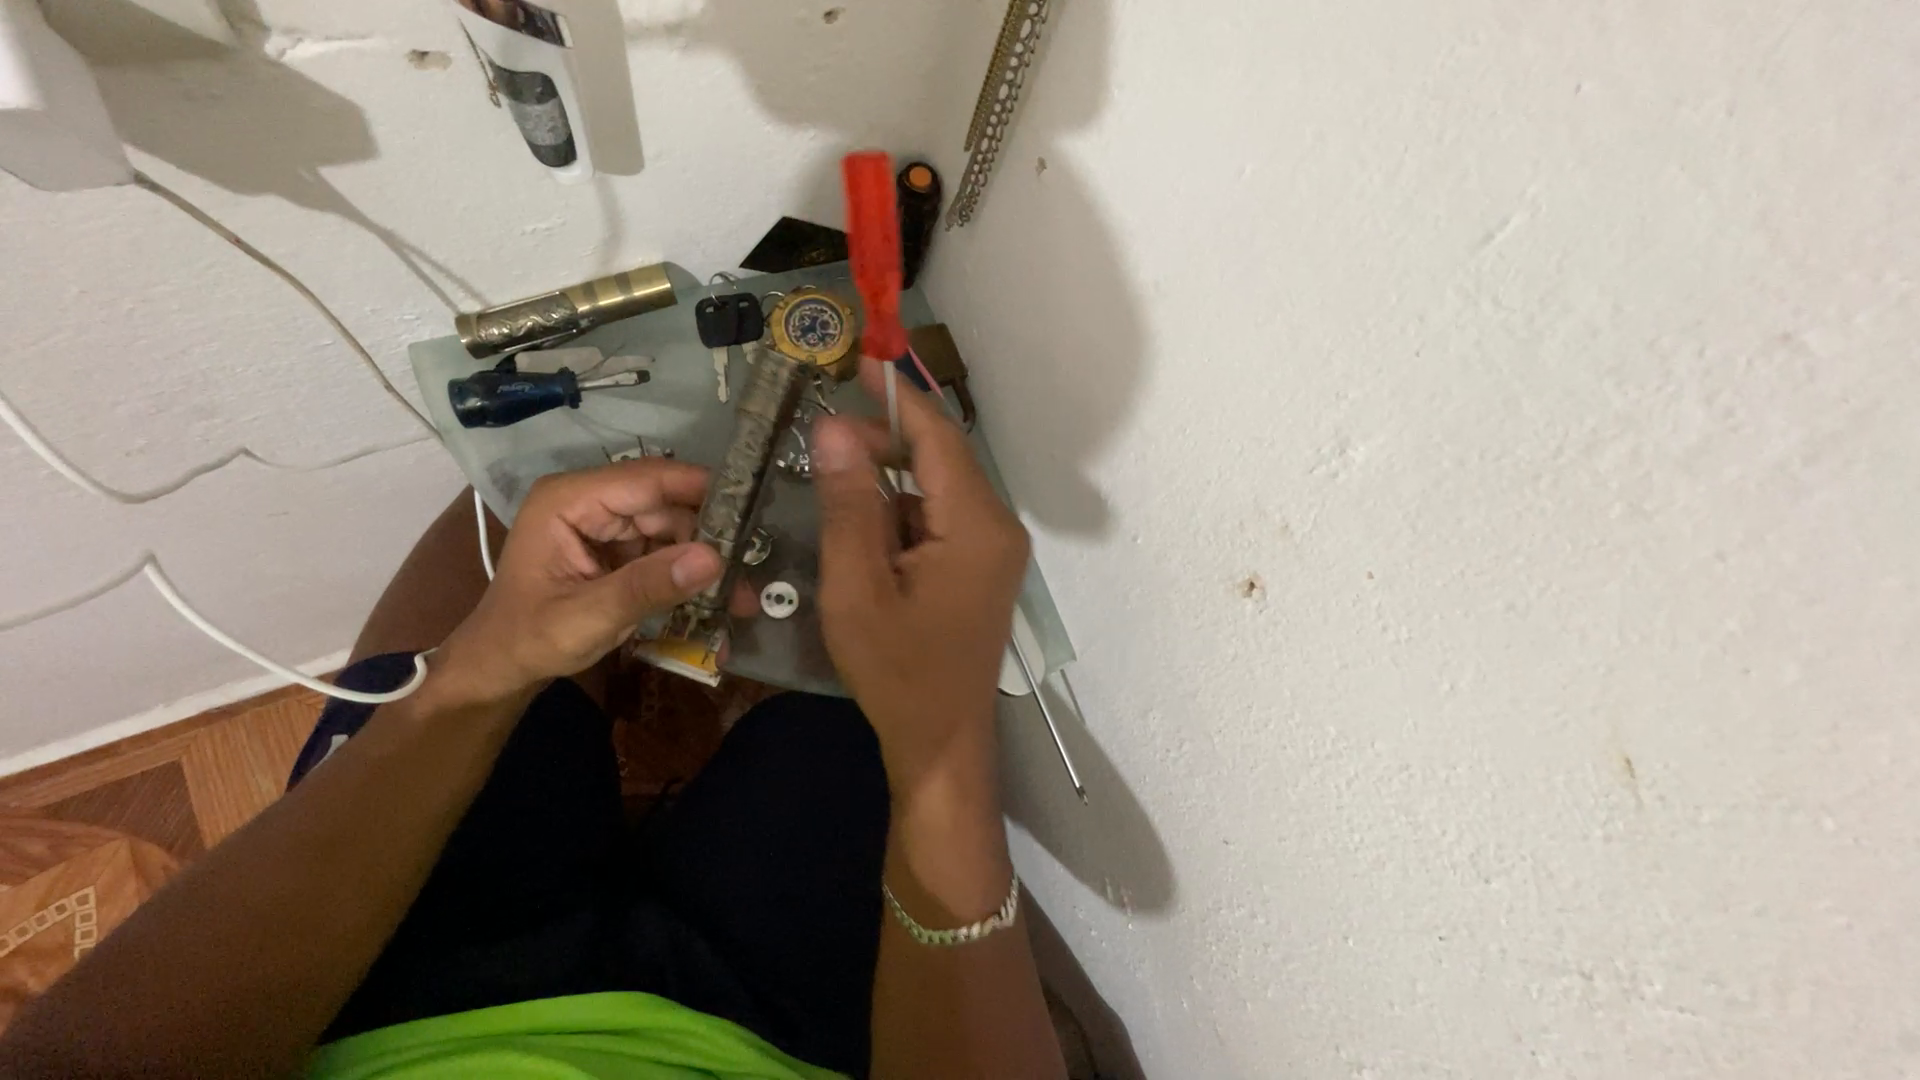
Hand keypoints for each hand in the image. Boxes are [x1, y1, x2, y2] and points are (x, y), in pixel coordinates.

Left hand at [434, 460, 739, 702]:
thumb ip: (647, 587)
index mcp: (570, 501)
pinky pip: (666, 551)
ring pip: (674, 529)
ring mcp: (607, 524)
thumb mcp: (587, 617)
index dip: (701, 489)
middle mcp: (592, 502)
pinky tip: (715, 604)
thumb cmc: (527, 639)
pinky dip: (689, 576)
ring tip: (740, 600)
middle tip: (750, 574)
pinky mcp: (619, 548)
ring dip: (705, 563)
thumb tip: (714, 560)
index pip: (648, 480)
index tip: (753, 508)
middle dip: (710, 540)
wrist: (499, 667)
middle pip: (668, 506)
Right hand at [812, 359, 1031, 797]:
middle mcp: (997, 526)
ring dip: (889, 480)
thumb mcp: (858, 588)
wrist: (942, 739)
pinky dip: (902, 511)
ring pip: (937, 488)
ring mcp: (994, 548)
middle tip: (823, 445)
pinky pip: (941, 517)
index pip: (937, 437)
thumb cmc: (898, 672)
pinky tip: (865, 531)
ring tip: (835, 487)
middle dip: (883, 442)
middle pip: (940, 458)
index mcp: (976, 525)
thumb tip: (834, 430)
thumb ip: (848, 505)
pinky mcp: (982, 567)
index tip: (856, 360)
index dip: (896, 395)